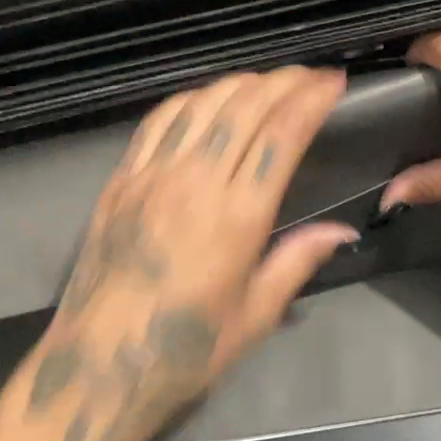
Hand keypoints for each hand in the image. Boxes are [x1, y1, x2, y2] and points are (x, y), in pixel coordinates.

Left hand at [13, 68, 357, 440]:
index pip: (281, 135)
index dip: (310, 99)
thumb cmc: (186, 349)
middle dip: (283, 81)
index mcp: (236, 218)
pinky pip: (159, 120)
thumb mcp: (254, 317)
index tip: (334, 81)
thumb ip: (297, 262)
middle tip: (309, 74)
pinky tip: (207, 97)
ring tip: (266, 81)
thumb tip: (343, 230)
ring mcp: (152, 175)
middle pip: (244, 106)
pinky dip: (190, 98)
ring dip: (239, 82)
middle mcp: (195, 183)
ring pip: (202, 104)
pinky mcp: (121, 178)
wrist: (97, 366)